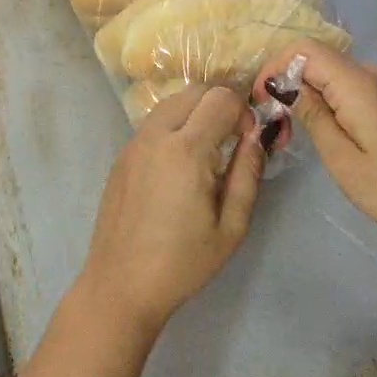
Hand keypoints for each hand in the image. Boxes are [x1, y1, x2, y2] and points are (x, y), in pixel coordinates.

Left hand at [76, 85, 263, 332]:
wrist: (120, 286)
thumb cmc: (182, 263)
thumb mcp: (231, 227)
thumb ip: (248, 174)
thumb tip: (256, 137)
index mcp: (186, 150)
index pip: (221, 98)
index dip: (243, 112)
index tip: (248, 142)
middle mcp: (155, 136)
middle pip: (194, 91)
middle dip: (220, 105)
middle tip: (231, 142)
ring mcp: (133, 144)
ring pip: (170, 103)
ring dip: (195, 113)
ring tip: (207, 154)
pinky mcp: (121, 157)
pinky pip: (153, 124)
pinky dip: (174, 127)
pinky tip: (179, 168)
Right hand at [255, 42, 376, 260]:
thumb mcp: (344, 161)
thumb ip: (313, 117)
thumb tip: (285, 87)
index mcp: (360, 84)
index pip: (304, 49)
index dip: (274, 66)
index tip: (259, 100)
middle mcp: (373, 74)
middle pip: (316, 60)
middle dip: (287, 85)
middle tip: (275, 127)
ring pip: (331, 75)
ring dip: (306, 97)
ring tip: (294, 136)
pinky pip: (349, 88)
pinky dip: (327, 103)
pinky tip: (323, 134)